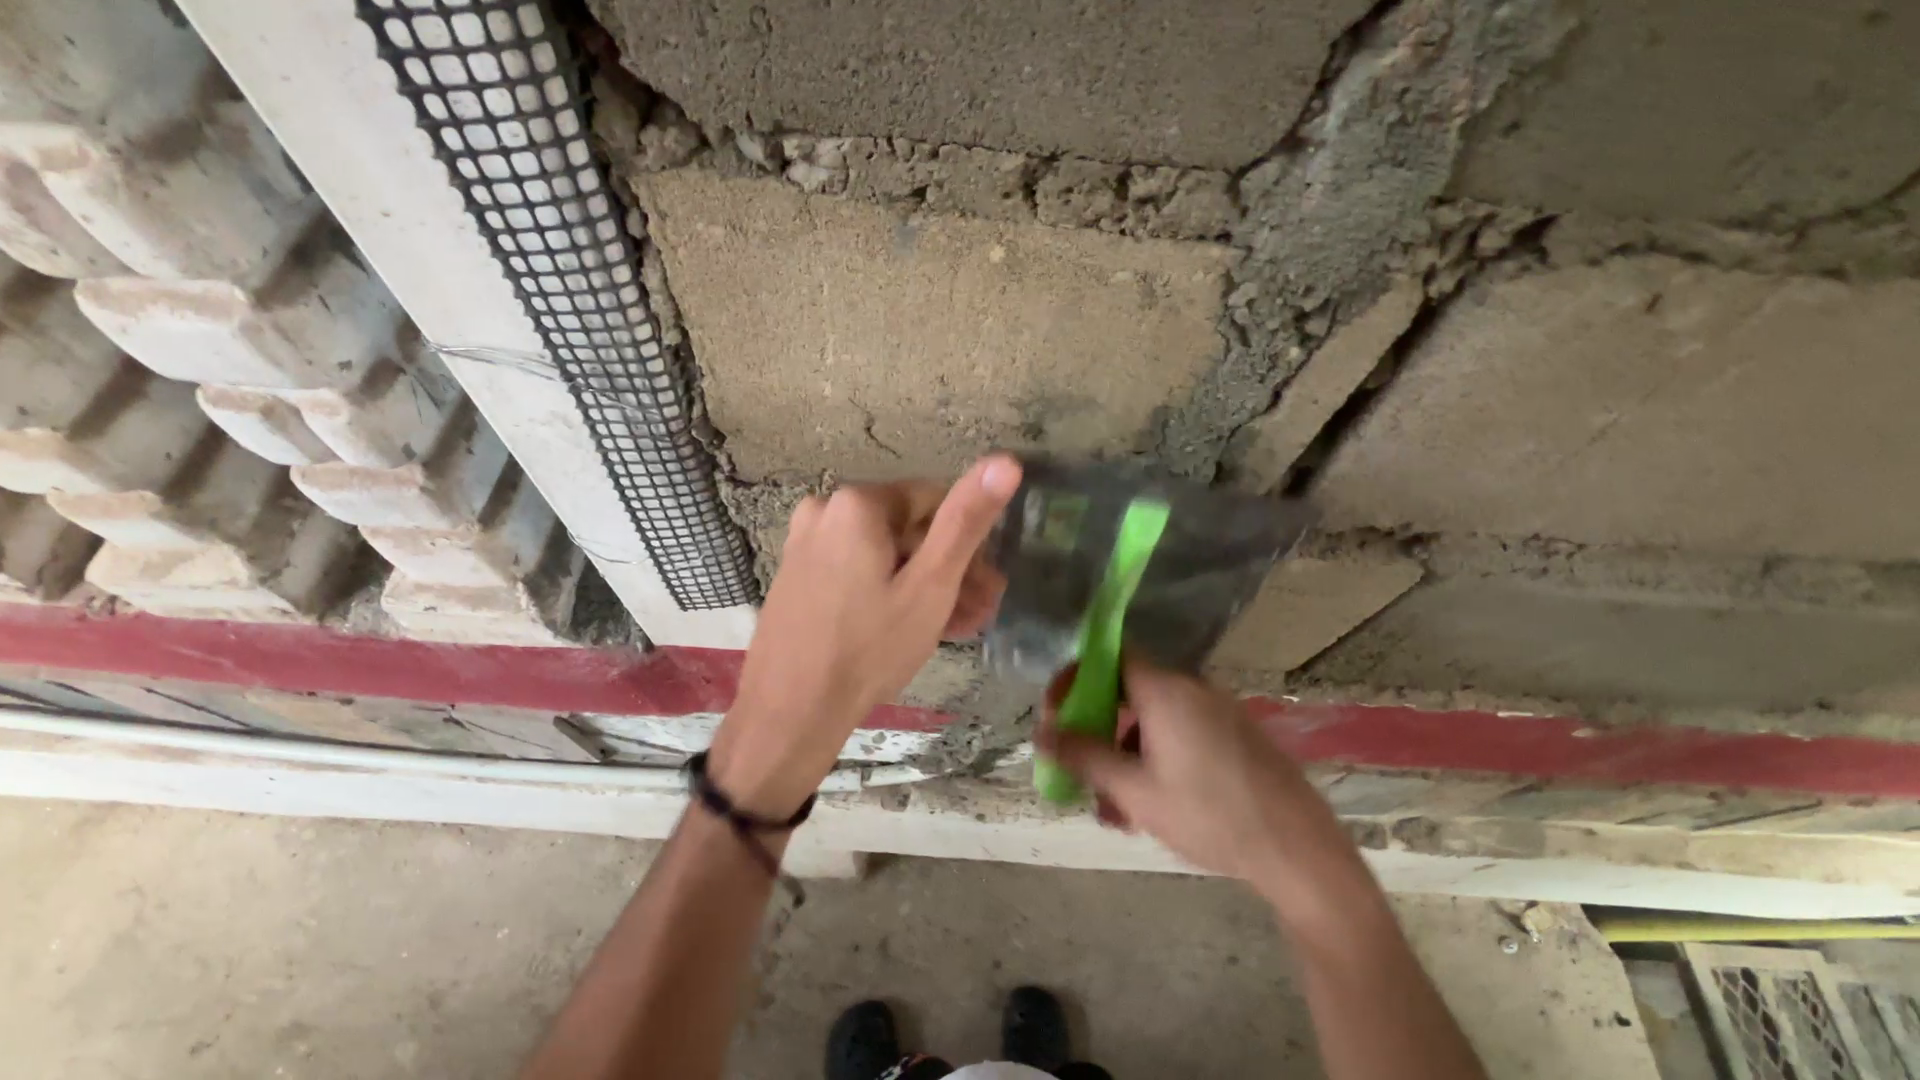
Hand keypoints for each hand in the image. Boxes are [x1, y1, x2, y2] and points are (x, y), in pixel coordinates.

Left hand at [709, 455, 1022, 814]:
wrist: (789, 713)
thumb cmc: (869, 649)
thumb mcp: (930, 586)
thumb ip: (967, 521)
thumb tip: (1007, 461)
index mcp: (857, 503)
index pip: (935, 500)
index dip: (969, 543)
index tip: (989, 586)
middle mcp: (824, 510)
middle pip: (907, 529)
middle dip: (948, 568)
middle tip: (979, 612)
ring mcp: (805, 543)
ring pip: (883, 554)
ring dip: (923, 585)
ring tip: (955, 626)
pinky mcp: (798, 575)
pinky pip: (856, 572)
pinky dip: (888, 591)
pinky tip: (912, 627)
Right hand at [1039, 656, 1377, 927]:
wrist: (1297, 849)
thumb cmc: (1209, 815)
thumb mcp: (1135, 791)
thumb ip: (1084, 756)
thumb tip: (1042, 733)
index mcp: (1165, 690)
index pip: (1109, 657)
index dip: (1076, 680)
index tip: (1056, 716)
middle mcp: (1192, 689)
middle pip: (1128, 692)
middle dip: (1096, 730)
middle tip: (1078, 771)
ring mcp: (1218, 712)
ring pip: (1153, 721)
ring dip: (1123, 754)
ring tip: (1113, 809)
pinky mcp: (1235, 736)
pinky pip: (1180, 734)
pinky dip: (1155, 759)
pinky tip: (1149, 808)